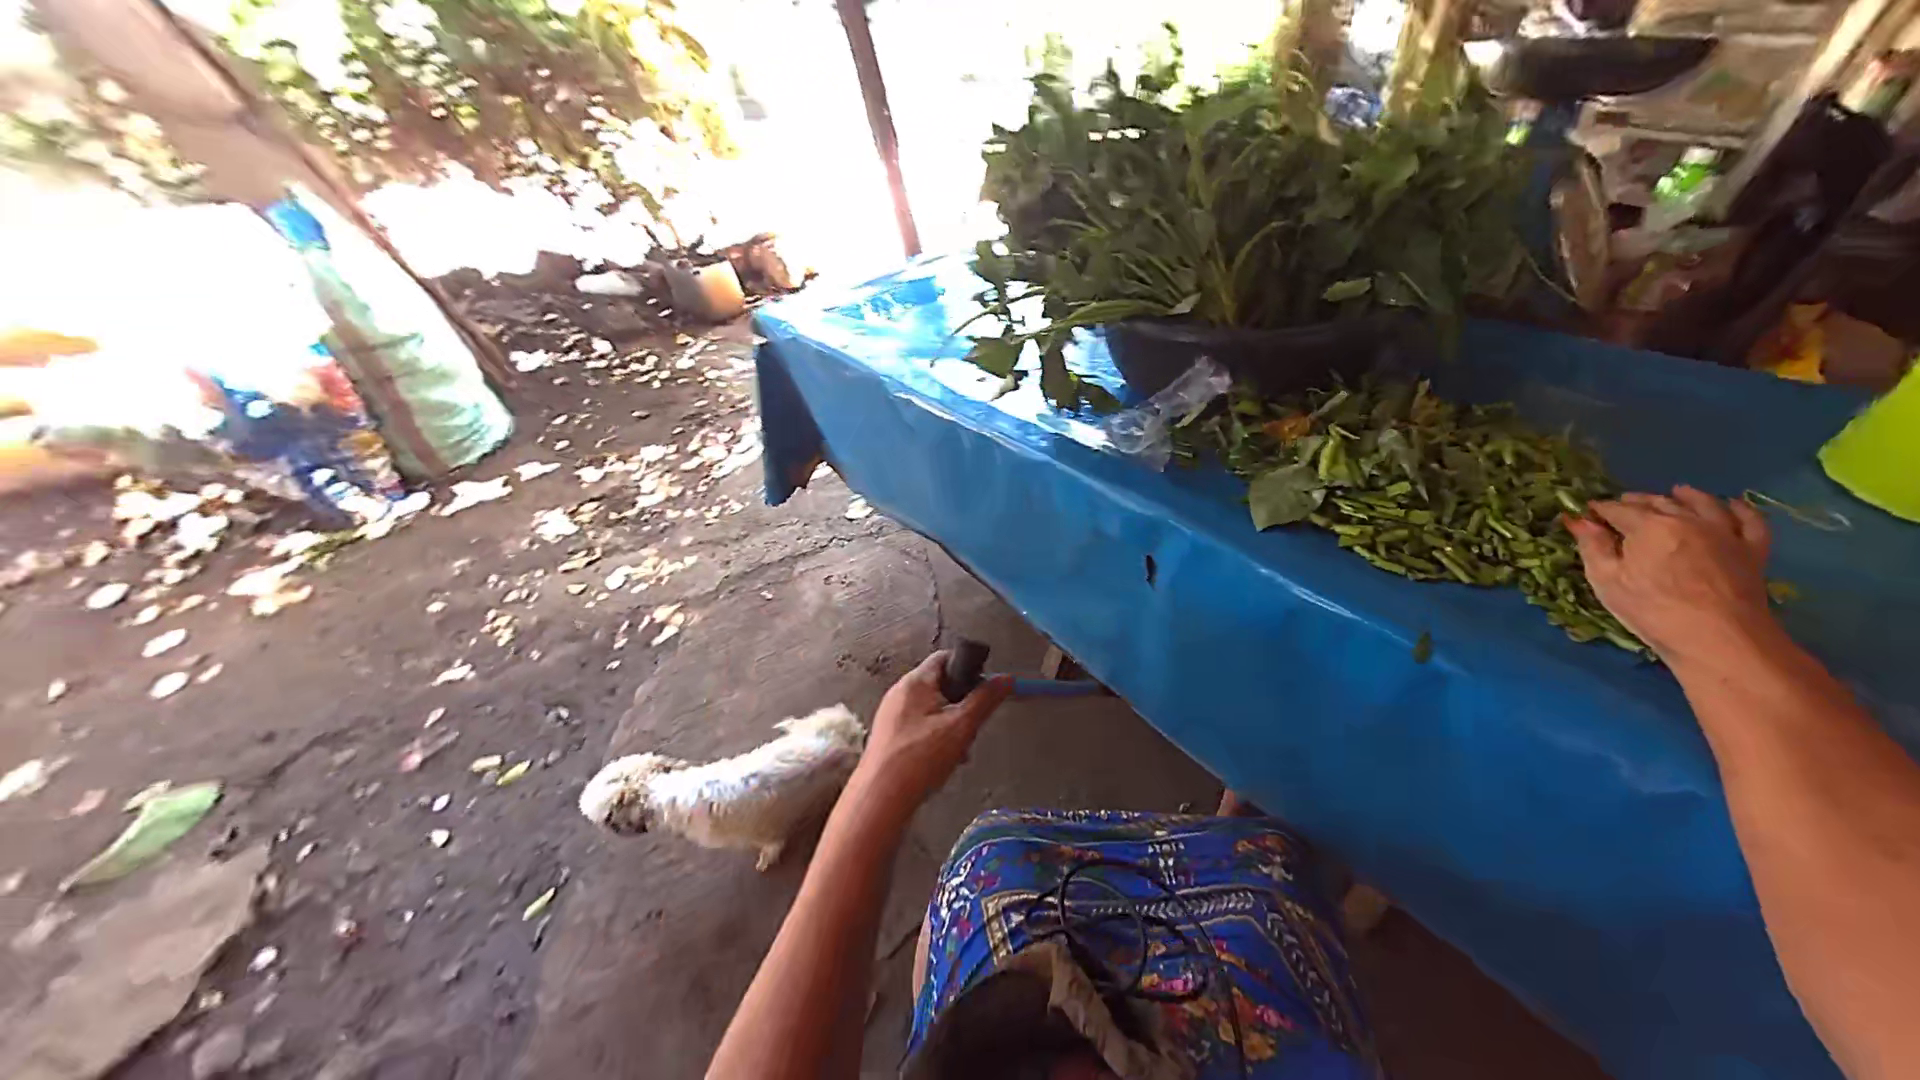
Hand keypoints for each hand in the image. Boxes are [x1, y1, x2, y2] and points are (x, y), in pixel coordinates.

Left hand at [851, 651, 1012, 808]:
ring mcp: (892, 714)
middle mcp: (900, 692)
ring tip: (958, 751)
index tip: (985, 690)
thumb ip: (986, 700)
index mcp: (916, 682)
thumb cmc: (920, 759)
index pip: (947, 657)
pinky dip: (935, 738)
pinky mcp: (889, 735)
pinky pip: (920, 726)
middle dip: (962, 704)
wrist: (880, 799)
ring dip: (951, 726)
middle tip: (971, 727)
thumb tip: (1006, 678)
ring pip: (933, 709)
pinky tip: (941, 762)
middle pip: (941, 685)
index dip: (970, 669)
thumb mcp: (962, 727)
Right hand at [1567, 485, 1777, 666]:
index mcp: (1649, 526)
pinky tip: (1731, 504)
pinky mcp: (1752, 549)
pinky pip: (1750, 521)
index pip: (1618, 510)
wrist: (1719, 637)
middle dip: (1637, 501)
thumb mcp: (1606, 579)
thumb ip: (1592, 545)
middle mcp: (1689, 520)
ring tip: (1675, 492)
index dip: (1599, 509)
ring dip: (1687, 496)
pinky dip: (1740, 508)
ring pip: (1705, 504)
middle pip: (1660, 503)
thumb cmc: (1651, 609)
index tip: (1586, 512)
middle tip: (1622, 503)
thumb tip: (1578, 520)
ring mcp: (1725, 533)